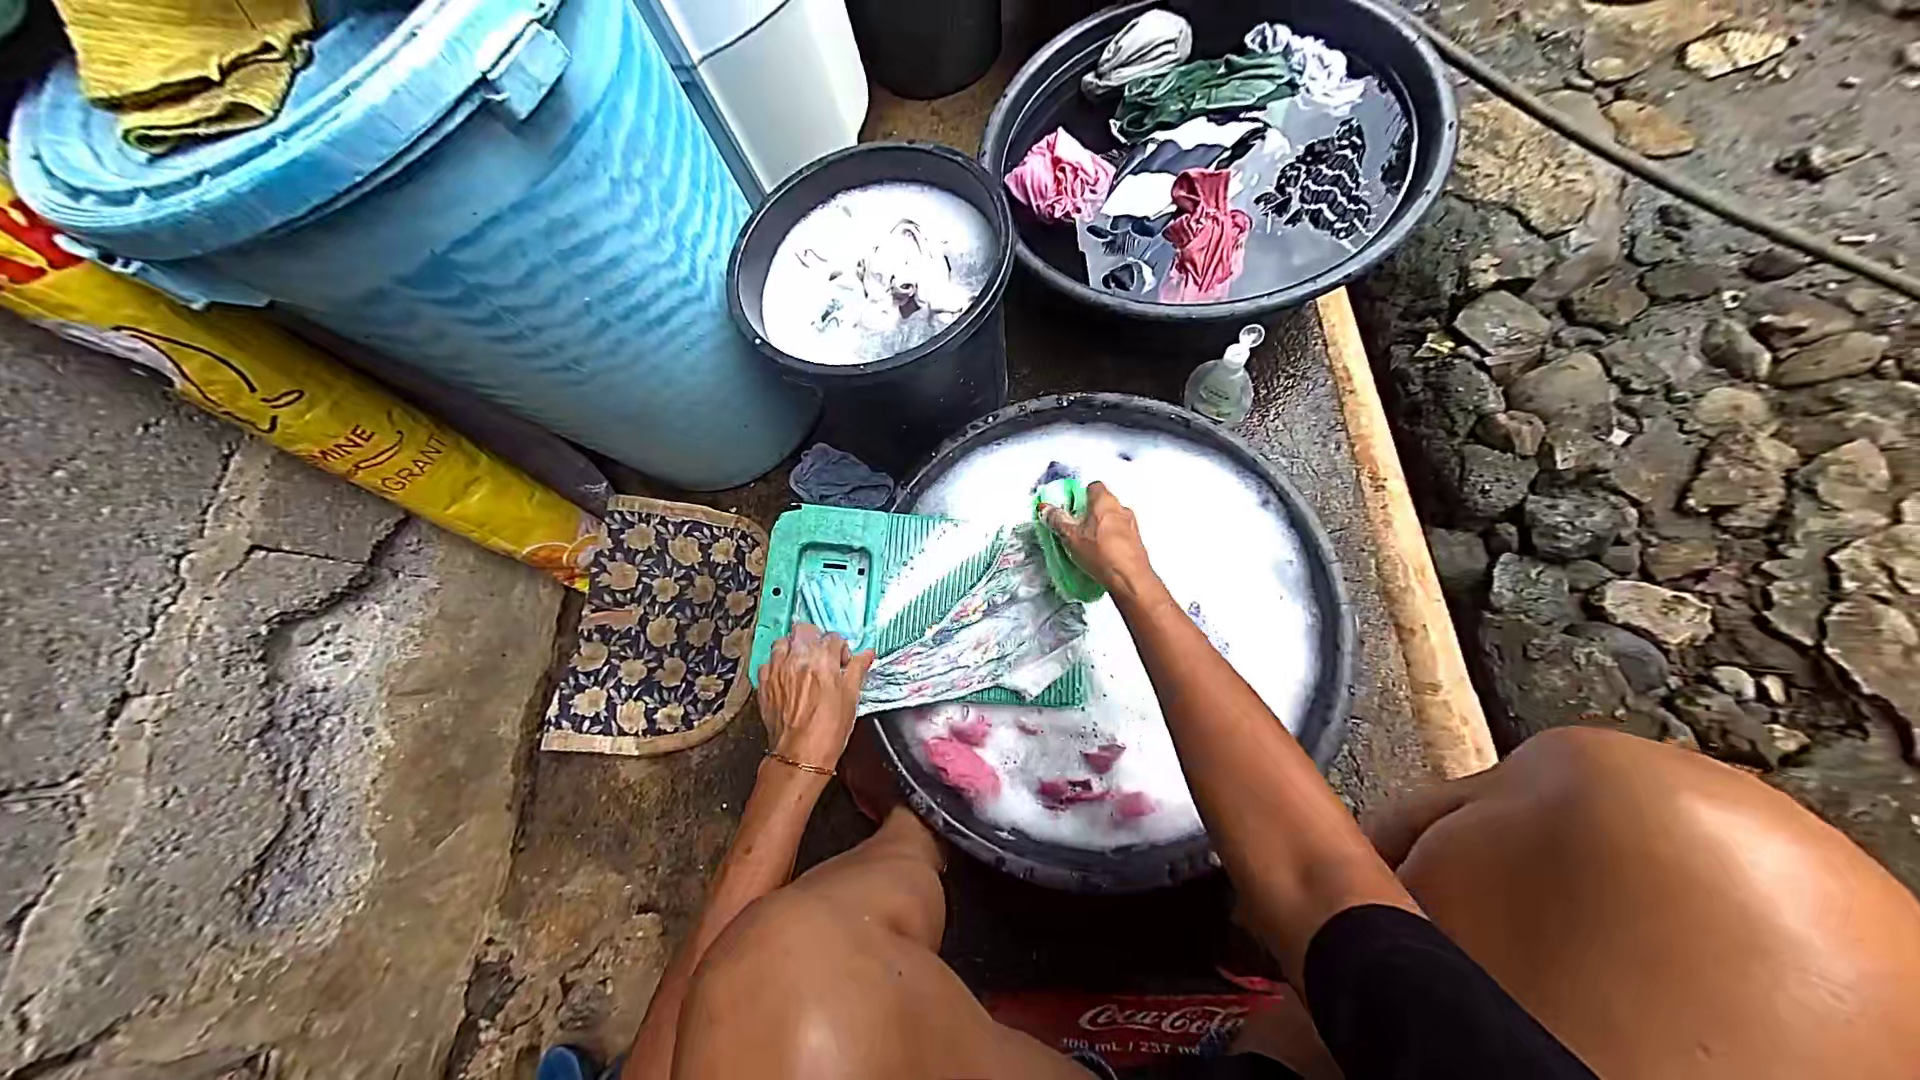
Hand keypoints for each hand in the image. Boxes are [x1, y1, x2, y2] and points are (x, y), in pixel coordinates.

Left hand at [756, 623, 875, 771]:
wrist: (801, 753)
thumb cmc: (828, 728)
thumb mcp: (851, 696)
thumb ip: (857, 669)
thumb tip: (867, 654)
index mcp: (822, 658)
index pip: (833, 637)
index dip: (840, 649)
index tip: (842, 662)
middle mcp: (797, 658)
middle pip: (803, 629)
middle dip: (814, 638)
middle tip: (821, 655)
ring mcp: (777, 669)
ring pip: (782, 642)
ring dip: (793, 648)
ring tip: (802, 663)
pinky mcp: (764, 683)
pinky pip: (768, 663)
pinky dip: (777, 665)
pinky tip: (786, 677)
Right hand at [1039, 481, 1158, 602]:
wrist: (1129, 578)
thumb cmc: (1101, 553)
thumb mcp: (1070, 536)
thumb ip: (1057, 520)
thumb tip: (1045, 509)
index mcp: (1104, 500)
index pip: (1093, 486)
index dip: (1080, 495)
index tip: (1070, 507)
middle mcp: (1121, 508)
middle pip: (1102, 503)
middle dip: (1089, 513)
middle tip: (1076, 526)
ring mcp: (1131, 525)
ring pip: (1112, 519)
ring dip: (1101, 527)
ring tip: (1087, 543)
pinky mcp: (1136, 541)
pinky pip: (1120, 534)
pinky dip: (1111, 539)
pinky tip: (1101, 554)